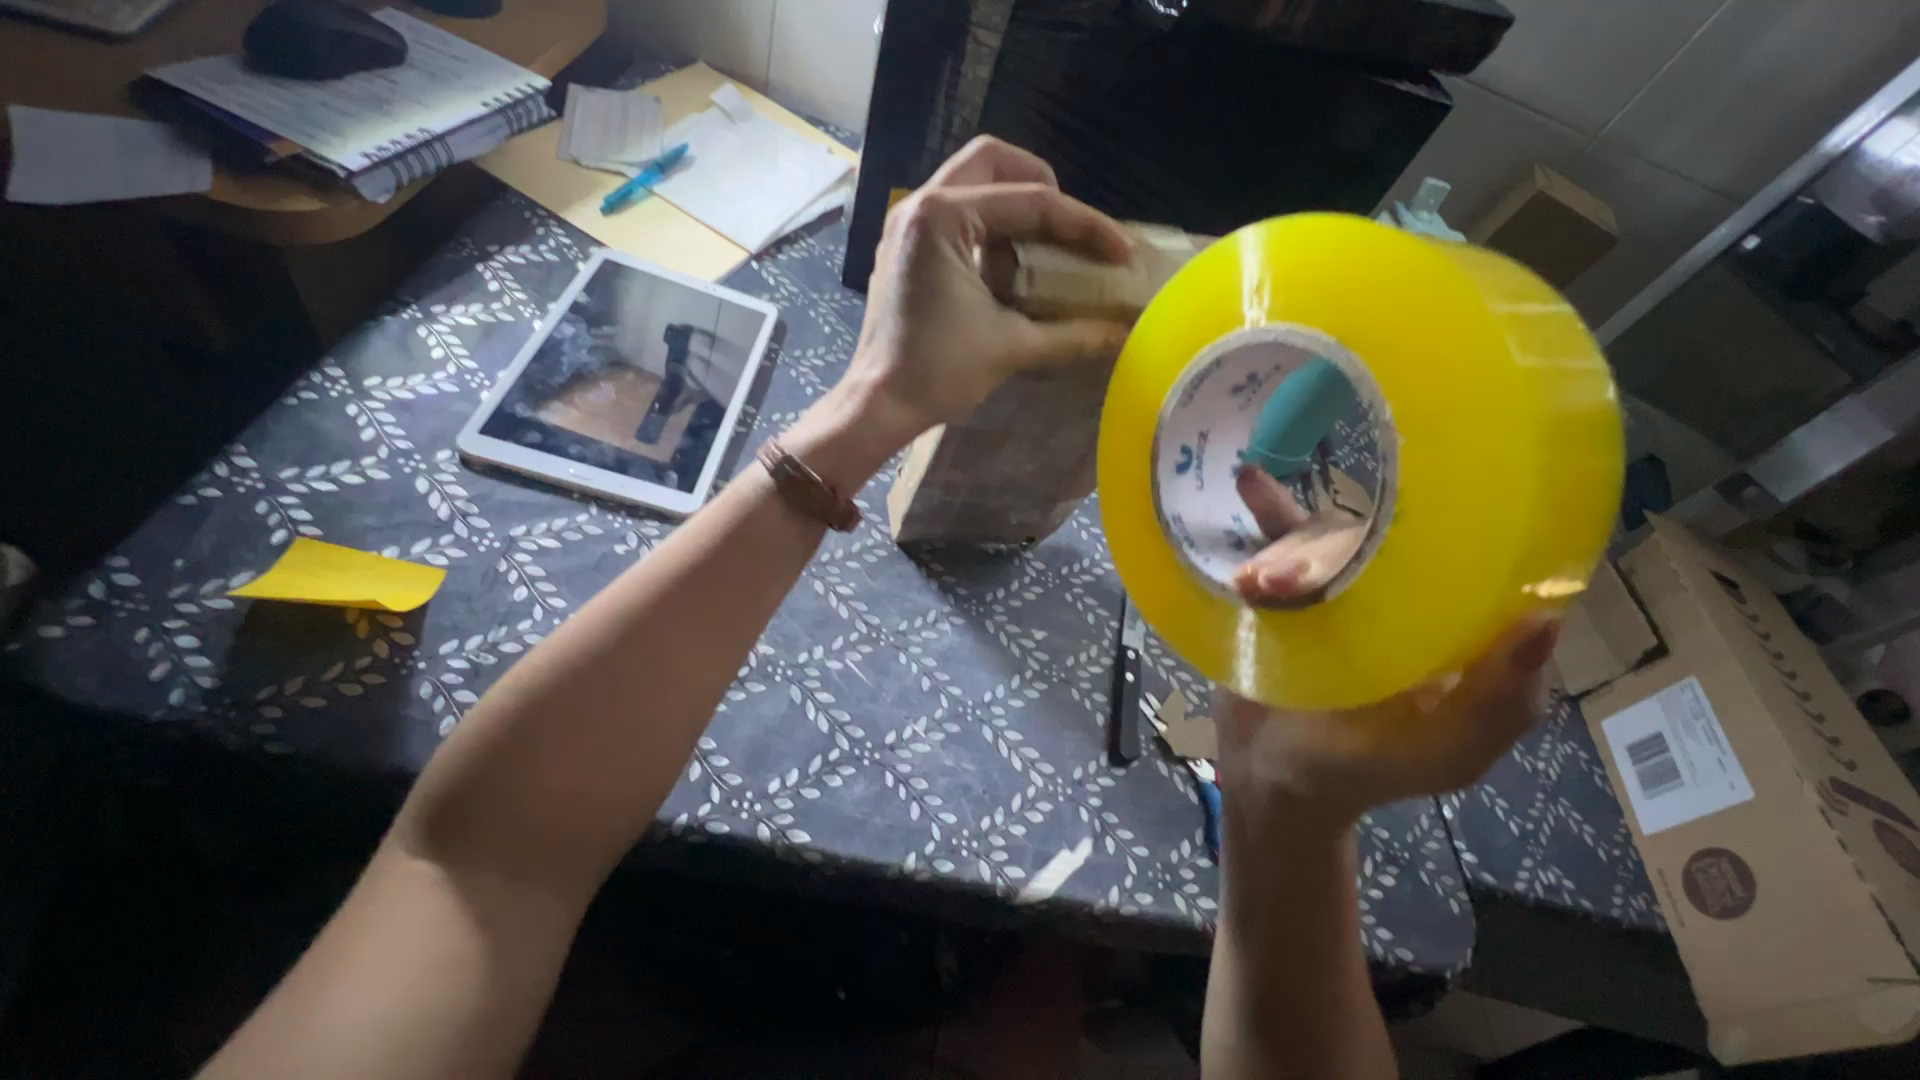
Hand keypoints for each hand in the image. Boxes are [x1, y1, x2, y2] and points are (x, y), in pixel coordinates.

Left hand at [840, 136, 1135, 448]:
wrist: (880, 405)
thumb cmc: (938, 374)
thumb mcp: (1013, 347)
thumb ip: (1073, 332)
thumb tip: (1124, 332)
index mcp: (942, 217)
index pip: (1030, 202)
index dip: (1085, 225)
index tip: (1122, 252)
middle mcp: (920, 206)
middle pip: (993, 162)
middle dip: (1043, 187)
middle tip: (1072, 228)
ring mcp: (907, 225)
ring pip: (972, 183)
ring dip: (1014, 204)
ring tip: (1046, 246)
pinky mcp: (905, 248)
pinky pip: (956, 214)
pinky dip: (989, 226)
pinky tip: (1011, 265)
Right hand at [1216, 467, 1560, 831]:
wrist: (1271, 781)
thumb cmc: (1367, 771)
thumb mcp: (1447, 752)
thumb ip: (1500, 702)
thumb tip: (1545, 617)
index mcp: (1444, 620)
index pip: (1461, 555)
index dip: (1458, 521)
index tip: (1444, 489)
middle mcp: (1393, 590)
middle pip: (1372, 541)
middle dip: (1327, 555)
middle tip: (1284, 586)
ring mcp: (1331, 587)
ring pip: (1316, 541)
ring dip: (1285, 550)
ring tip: (1254, 584)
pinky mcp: (1278, 592)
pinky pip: (1272, 542)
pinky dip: (1263, 510)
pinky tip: (1249, 481)